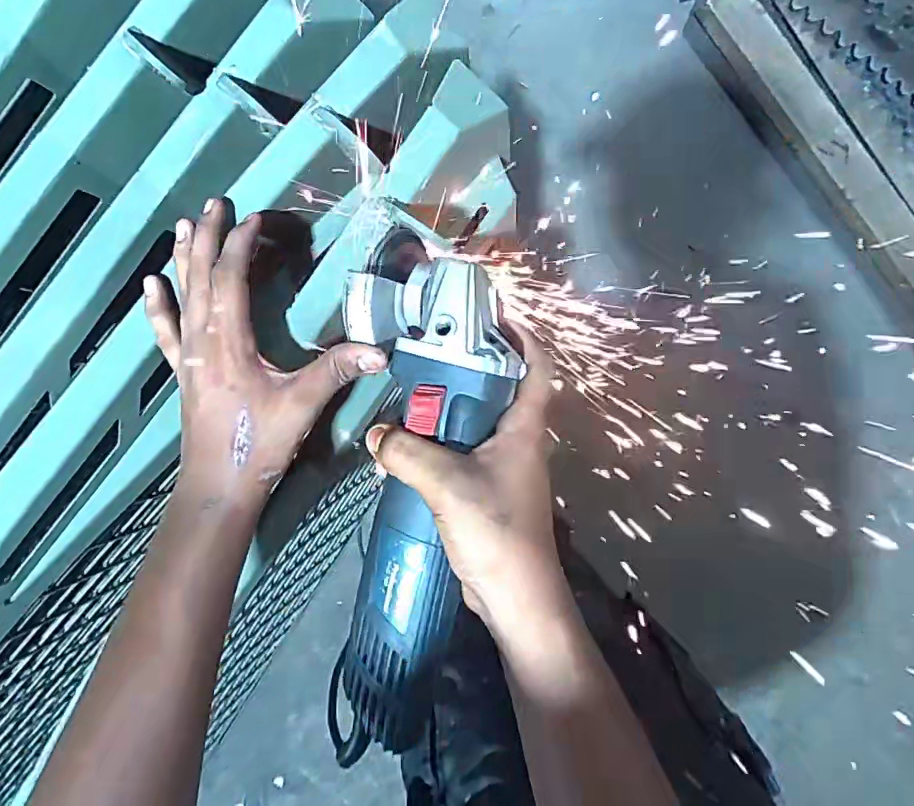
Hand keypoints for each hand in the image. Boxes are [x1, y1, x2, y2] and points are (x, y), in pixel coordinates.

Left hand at [145, 198, 387, 514]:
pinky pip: (167, 331)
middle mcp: (203, 341)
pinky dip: (158, 305)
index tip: (257, 219)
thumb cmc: (259, 445)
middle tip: (215, 203)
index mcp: (229, 342)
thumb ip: (337, 372)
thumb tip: (380, 350)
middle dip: (208, 238)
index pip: (231, 279)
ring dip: (183, 259)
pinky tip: (150, 285)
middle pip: (200, 277)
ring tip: (183, 226)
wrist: (218, 489)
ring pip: (182, 297)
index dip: (241, 245)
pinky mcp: (184, 373)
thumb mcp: (302, 406)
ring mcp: (188, 357)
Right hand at [364, 324, 562, 628]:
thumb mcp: (447, 485)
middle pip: (501, 387)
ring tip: (413, 390)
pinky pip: (464, 449)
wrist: (515, 598)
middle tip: (432, 351)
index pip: (537, 366)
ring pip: (478, 419)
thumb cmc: (497, 532)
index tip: (492, 316)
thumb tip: (376, 433)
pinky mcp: (487, 487)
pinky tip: (410, 441)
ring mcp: (504, 465)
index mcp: (524, 427)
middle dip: (471, 366)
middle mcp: (518, 439)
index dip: (522, 335)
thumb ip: (407, 453)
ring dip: (451, 405)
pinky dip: (441, 439)